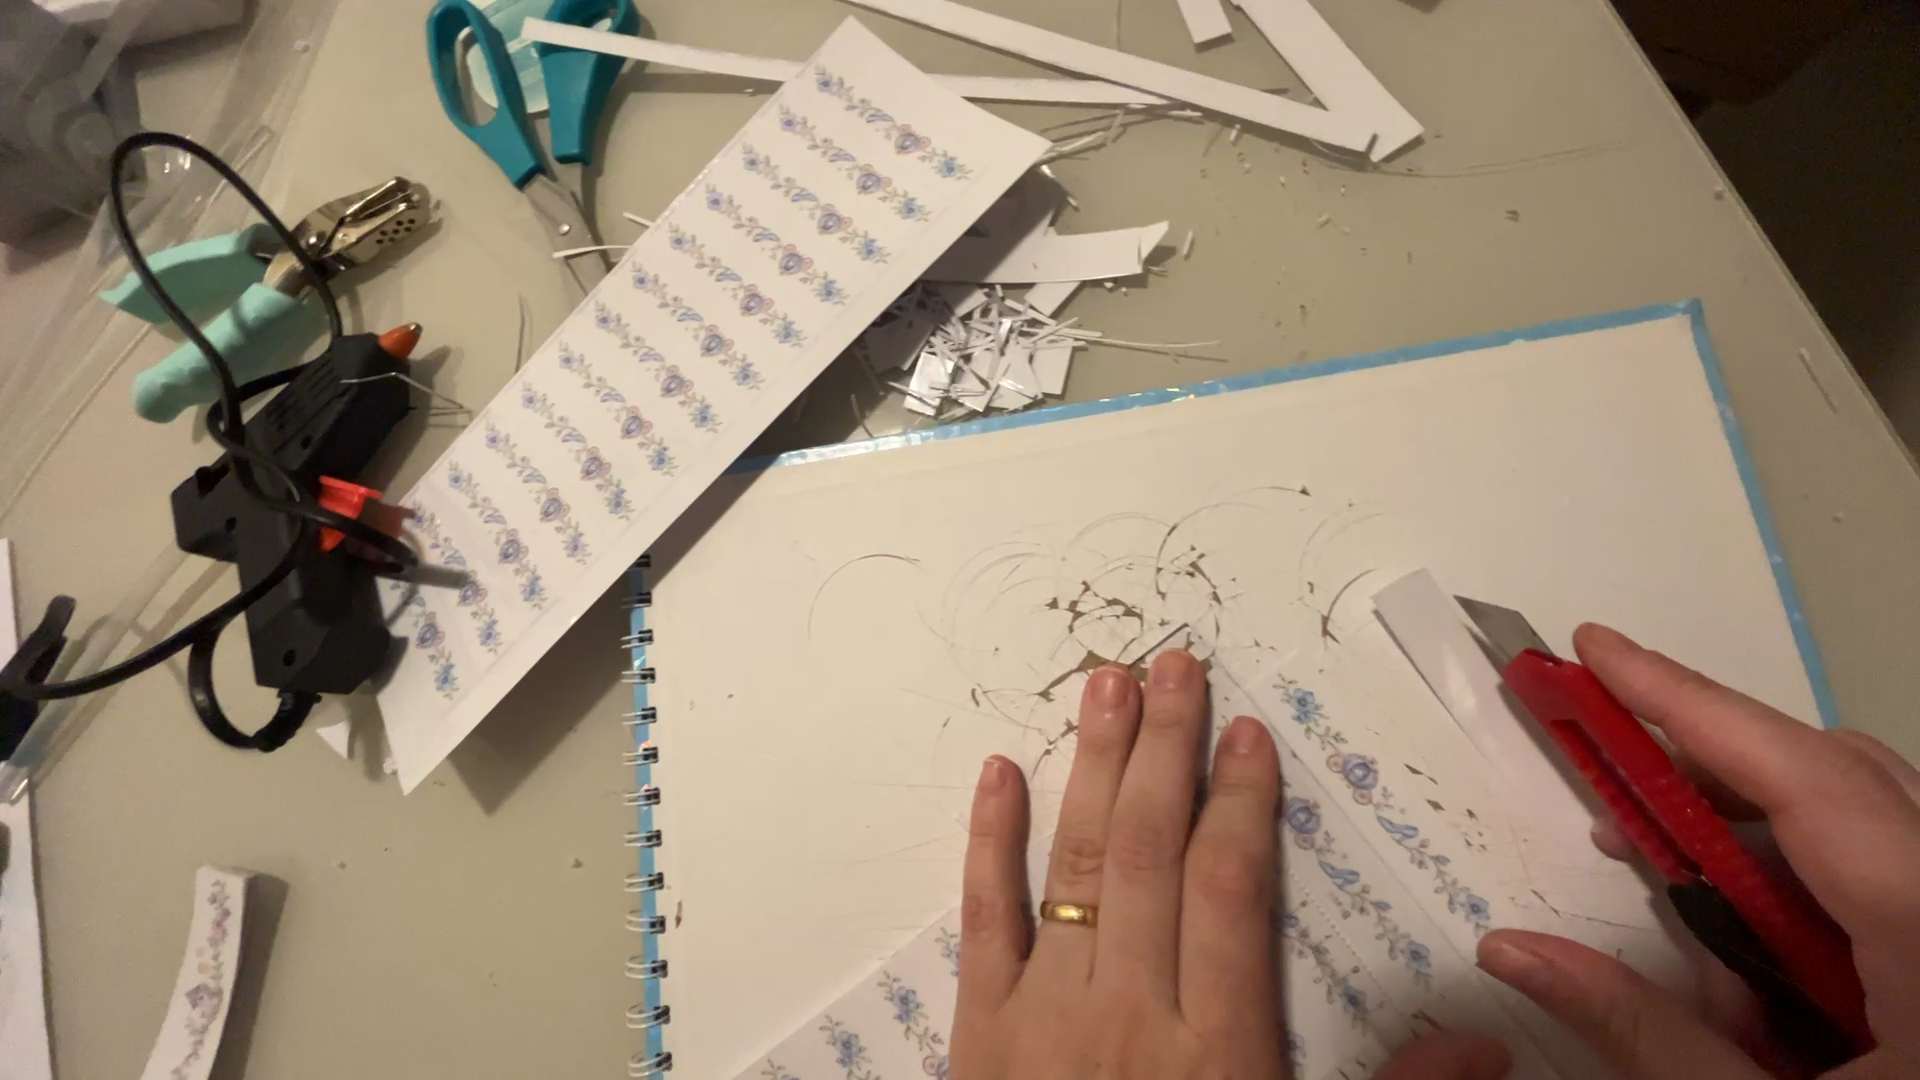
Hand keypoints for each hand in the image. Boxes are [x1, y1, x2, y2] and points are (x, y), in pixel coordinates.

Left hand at [953, 649, 1511, 1079]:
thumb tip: (1489, 1039)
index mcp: (1215, 1050)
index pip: (1231, 892)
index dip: (1242, 802)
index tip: (1247, 728)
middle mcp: (1126, 1007)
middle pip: (1148, 849)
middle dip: (1164, 749)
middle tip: (1169, 662)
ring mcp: (1042, 1006)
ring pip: (1075, 863)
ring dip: (1092, 765)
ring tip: (1103, 685)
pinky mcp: (979, 1020)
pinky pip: (983, 913)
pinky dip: (988, 837)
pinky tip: (997, 768)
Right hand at [1477, 623, 1919, 1078]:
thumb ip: (1646, 1034)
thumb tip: (1506, 947)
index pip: (1802, 778)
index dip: (1686, 700)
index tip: (1594, 647)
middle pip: (1832, 778)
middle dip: (1702, 767)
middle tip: (1614, 798)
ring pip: (1857, 822)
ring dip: (1741, 836)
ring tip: (1673, 894)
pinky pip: (1881, 875)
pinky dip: (1794, 888)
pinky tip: (1758, 967)